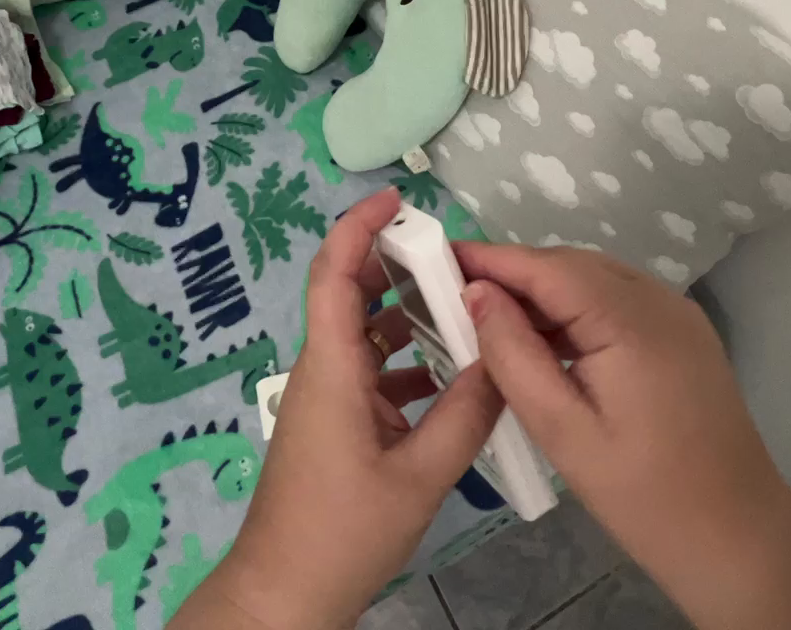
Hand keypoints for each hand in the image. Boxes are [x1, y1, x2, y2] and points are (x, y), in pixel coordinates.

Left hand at [176, 188, 505, 629]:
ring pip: (364, 331)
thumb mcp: (419, 476)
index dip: (358, 225)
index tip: (396, 199)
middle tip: (449, 257)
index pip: (334, 272)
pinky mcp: (333, 419)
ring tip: (461, 310)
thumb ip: (466, 415)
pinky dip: (405, 361)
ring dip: (405, 316)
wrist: (286, 590)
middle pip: (349, 292)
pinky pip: (369, 370)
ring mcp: (325, 393)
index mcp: (331, 365)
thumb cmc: (343, 530)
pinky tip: (448, 376)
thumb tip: (504, 361)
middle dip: (394, 265)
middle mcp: (322, 366)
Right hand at [458, 244, 790, 629]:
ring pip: (591, 276)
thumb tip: (476, 293)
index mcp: (631, 322)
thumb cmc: (644, 495)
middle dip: (512, 272)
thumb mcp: (562, 430)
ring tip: (491, 316)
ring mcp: (675, 312)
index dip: (491, 257)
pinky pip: (613, 297)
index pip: (547, 268)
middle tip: (456, 293)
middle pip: (569, 264)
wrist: (740, 539)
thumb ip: (513, 354)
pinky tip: (544, 336)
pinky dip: (571, 305)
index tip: (439, 256)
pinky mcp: (679, 330)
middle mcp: (658, 300)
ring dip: (540, 288)